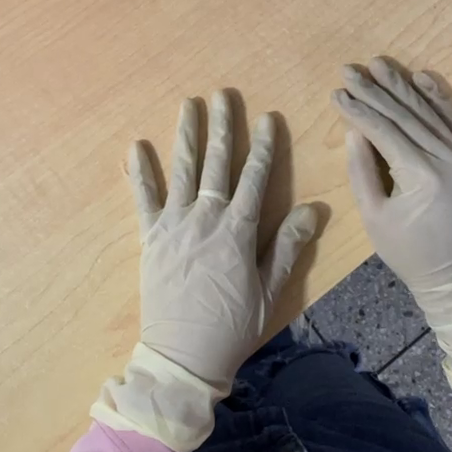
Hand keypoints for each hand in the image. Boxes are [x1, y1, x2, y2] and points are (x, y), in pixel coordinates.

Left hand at [90, 92, 320, 451]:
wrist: (183, 357)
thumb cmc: (232, 327)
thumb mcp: (270, 292)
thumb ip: (288, 247)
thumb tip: (315, 208)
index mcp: (237, 231)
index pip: (255, 177)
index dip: (263, 146)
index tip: (268, 118)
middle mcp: (205, 219)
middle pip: (216, 163)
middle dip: (222, 126)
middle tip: (223, 94)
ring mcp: (174, 225)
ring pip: (181, 170)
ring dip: (186, 135)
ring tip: (189, 104)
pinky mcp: (150, 237)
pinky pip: (143, 198)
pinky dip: (140, 172)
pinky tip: (136, 146)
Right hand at [333, 58, 451, 388]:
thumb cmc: (406, 249)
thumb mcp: (373, 215)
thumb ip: (362, 169)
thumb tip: (354, 128)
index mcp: (421, 176)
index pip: (383, 131)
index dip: (358, 109)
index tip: (337, 92)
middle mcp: (447, 159)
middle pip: (405, 115)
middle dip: (375, 90)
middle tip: (350, 68)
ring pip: (428, 112)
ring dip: (401, 86)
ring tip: (378, 64)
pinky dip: (438, 97)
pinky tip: (420, 76)